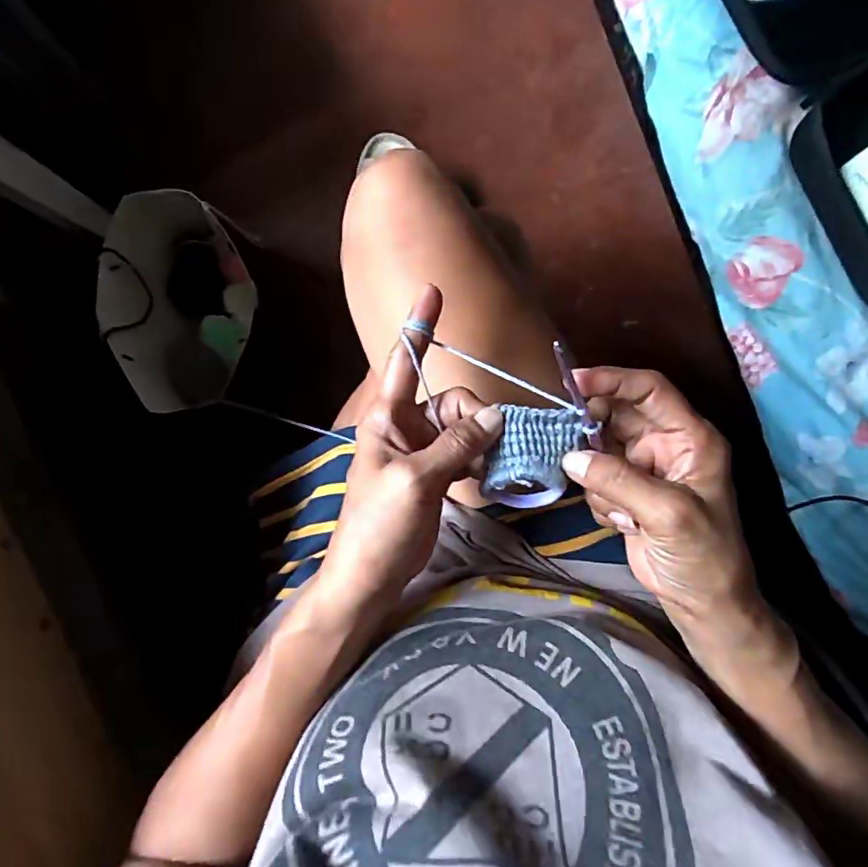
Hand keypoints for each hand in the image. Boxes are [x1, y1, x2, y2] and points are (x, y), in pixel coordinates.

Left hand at [315, 286, 504, 618]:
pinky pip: (467, 454)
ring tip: (495, 467)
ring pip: (465, 428)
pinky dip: (482, 460)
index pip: (402, 363)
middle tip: (490, 448)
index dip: (418, 327)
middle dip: (475, 417)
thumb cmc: (378, 525)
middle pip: (451, 401)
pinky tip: (493, 477)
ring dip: (484, 441)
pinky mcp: (436, 476)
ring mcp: (422, 453)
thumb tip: (497, 416)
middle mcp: (405, 428)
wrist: (370, 576)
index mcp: (387, 419)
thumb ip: (456, 446)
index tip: (432, 290)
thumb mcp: (416, 481)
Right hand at [561, 367, 796, 694]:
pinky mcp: (626, 492)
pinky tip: (621, 524)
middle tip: (570, 446)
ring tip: (620, 511)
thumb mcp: (667, 513)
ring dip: (596, 477)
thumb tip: (570, 457)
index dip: (613, 379)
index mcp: (690, 438)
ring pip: (598, 449)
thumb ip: (618, 479)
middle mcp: (666, 446)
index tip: (573, 382)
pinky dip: (598, 498)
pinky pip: (593, 478)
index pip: (650, 389)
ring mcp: (643, 470)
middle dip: (593, 433)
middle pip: (616, 415)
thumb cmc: (703, 555)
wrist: (702, 603)